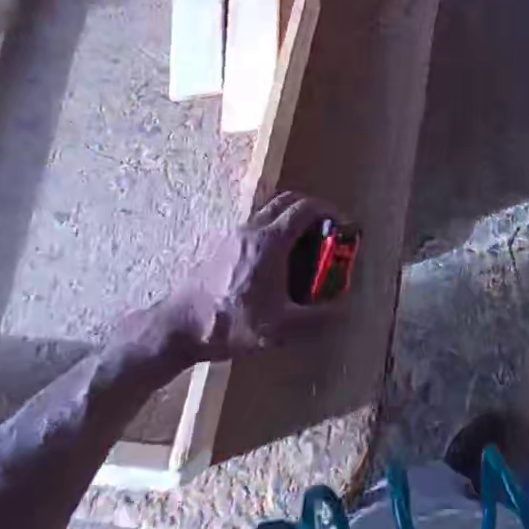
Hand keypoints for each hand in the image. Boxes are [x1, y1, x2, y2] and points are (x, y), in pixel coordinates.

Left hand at [160, 192, 350, 362]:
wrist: (182, 326)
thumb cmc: (232, 324)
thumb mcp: (282, 328)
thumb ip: (319, 318)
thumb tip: (345, 308)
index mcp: (270, 241)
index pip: (306, 208)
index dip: (331, 212)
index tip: (344, 226)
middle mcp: (252, 229)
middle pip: (288, 200)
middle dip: (314, 210)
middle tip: (329, 233)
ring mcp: (236, 234)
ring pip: (271, 210)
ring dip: (293, 218)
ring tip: (307, 248)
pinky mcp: (225, 245)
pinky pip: (258, 223)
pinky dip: (276, 228)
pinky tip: (280, 262)